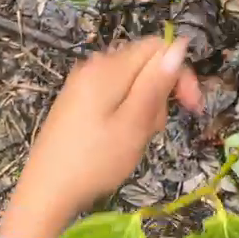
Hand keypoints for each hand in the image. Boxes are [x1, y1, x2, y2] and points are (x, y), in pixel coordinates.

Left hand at [0, 37, 201, 237]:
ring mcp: (82, 84)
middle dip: (160, 94)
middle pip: (144, 64)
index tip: (191, 108)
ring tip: (134, 140)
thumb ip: (156, 83)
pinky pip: (113, 96)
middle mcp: (94, 67)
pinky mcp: (76, 102)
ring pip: (130, 83)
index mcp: (109, 68)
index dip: (180, 74)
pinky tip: (118, 139)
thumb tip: (179, 46)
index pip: (158, 48)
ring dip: (144, 108)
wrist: (47, 191)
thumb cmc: (95, 161)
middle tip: (152, 131)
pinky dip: (125, 114)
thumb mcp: (134, 124)